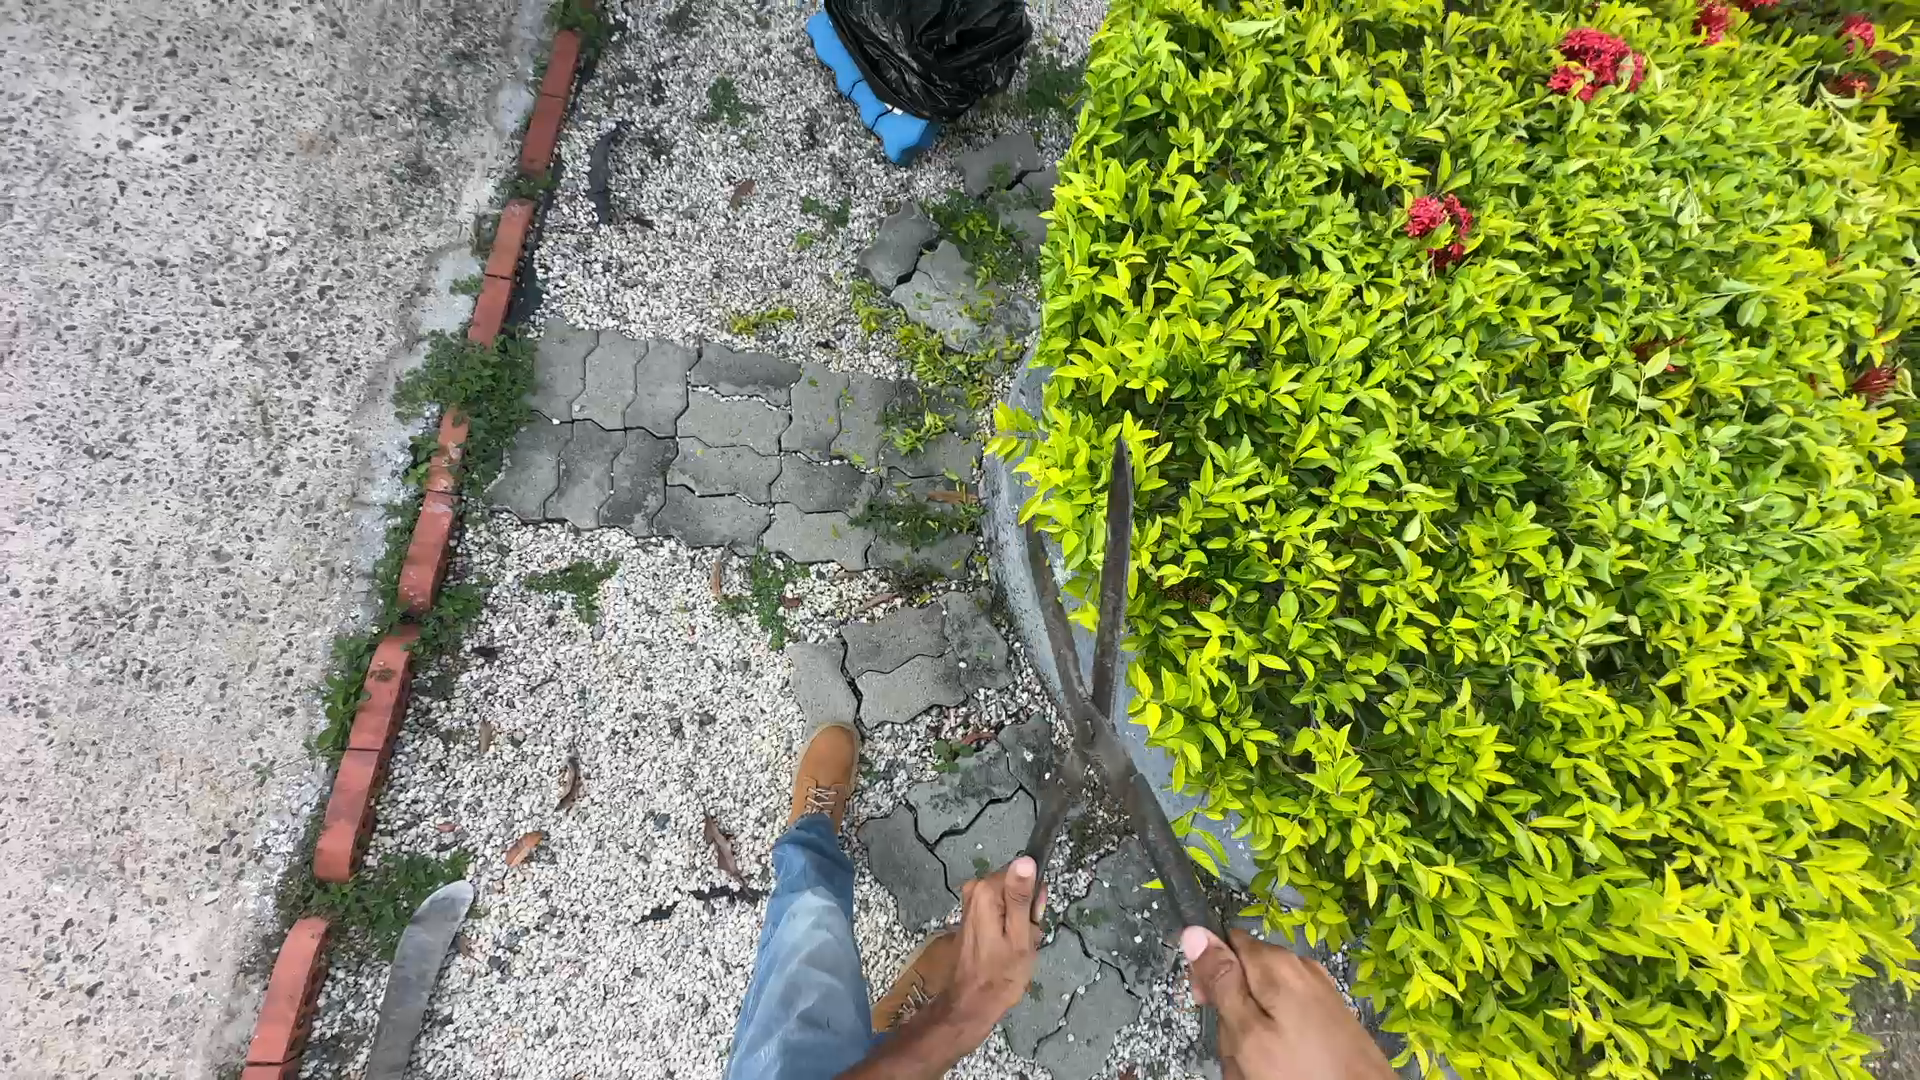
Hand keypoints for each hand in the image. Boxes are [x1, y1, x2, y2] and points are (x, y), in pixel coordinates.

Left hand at [938, 855, 1045, 1036]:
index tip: (1032, 921)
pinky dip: (1008, 928)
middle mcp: (975, 889)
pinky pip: (1000, 911)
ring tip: (1016, 948)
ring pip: (1010, 901)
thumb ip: (1022, 897)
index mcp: (986, 890)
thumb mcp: (1020, 936)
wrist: (972, 1004)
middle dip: (1026, 912)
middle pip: (1015, 887)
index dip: (1032, 899)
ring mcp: (972, 902)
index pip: (1022, 874)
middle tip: (1024, 939)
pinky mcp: (972, 914)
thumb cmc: (1000, 974)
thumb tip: (1026, 860)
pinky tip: (1008, 949)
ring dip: (1019, 923)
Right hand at [1181, 926, 1396, 1079]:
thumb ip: (1221, 982)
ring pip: (1267, 1004)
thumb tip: (1193, 930)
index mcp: (1275, 963)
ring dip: (1256, 1035)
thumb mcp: (1248, 1033)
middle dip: (1235, 1014)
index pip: (1225, 942)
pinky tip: (1284, 1070)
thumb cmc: (1304, 1075)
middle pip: (1246, 977)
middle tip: (1241, 1053)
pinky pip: (1291, 1019)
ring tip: (1262, 1072)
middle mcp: (1298, 967)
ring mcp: (1319, 992)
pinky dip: (1281, 1042)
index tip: (1208, 1006)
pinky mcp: (1333, 1017)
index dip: (1211, 973)